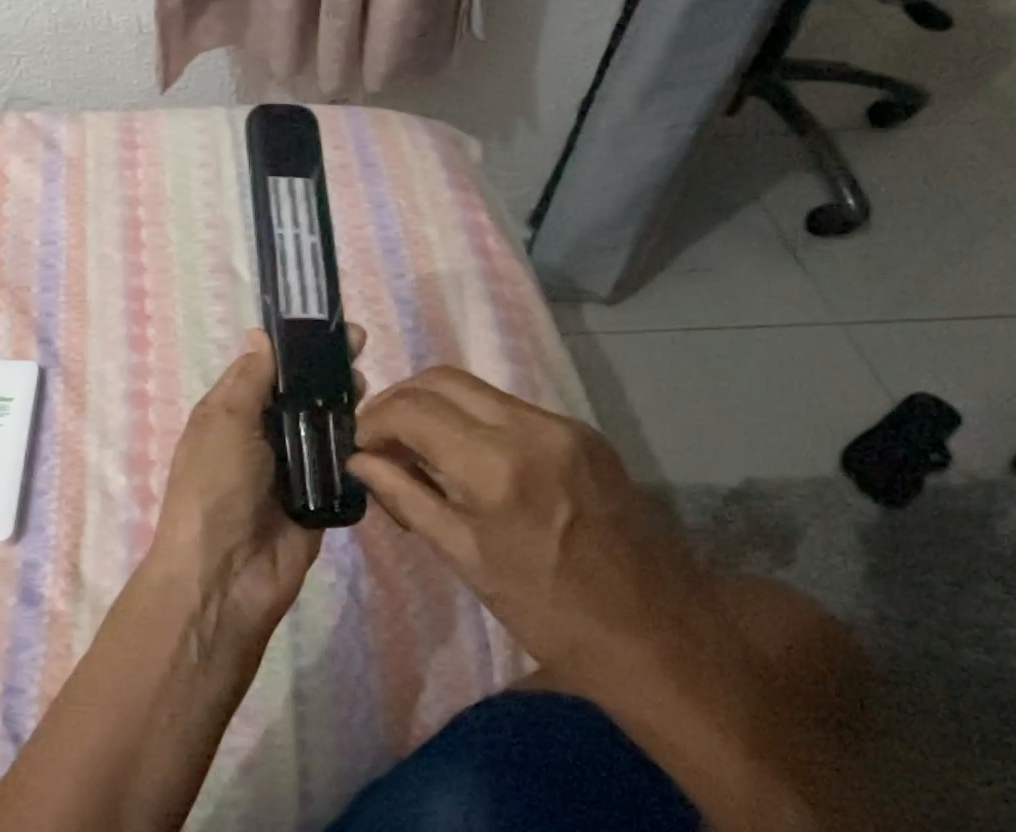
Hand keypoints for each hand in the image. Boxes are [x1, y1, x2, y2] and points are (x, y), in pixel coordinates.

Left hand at [148, 326, 366, 643]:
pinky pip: (342, 466)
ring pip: (325, 427)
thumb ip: (249, 379)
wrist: (226, 576)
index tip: (332, 326)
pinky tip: (379, 427)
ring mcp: (292, 469)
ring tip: (365, 387)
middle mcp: (261, 437)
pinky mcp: (319, 499)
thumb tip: (260, 335)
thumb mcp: (224, 421)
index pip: (267, 369)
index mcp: (231, 414)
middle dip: (328, 373)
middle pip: (301, 396)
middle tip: (360, 354)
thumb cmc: (215, 487)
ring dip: (345, 406)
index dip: (296, 347)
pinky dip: (357, 448)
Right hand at [348, 367, 710, 684]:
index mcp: (496, 466)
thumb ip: (406, 497)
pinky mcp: (586, 435)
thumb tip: (359, 461)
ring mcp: (564, 426)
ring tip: (416, 451)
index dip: (373, 422)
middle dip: (399, 403)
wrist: (658, 637)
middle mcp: (531, 428)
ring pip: (477, 389)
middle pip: (441, 379)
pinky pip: (511, 409)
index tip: (357, 448)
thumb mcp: (465, 559)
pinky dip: (474, 421)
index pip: (411, 409)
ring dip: (435, 408)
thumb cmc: (549, 614)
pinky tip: (466, 460)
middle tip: (378, 441)